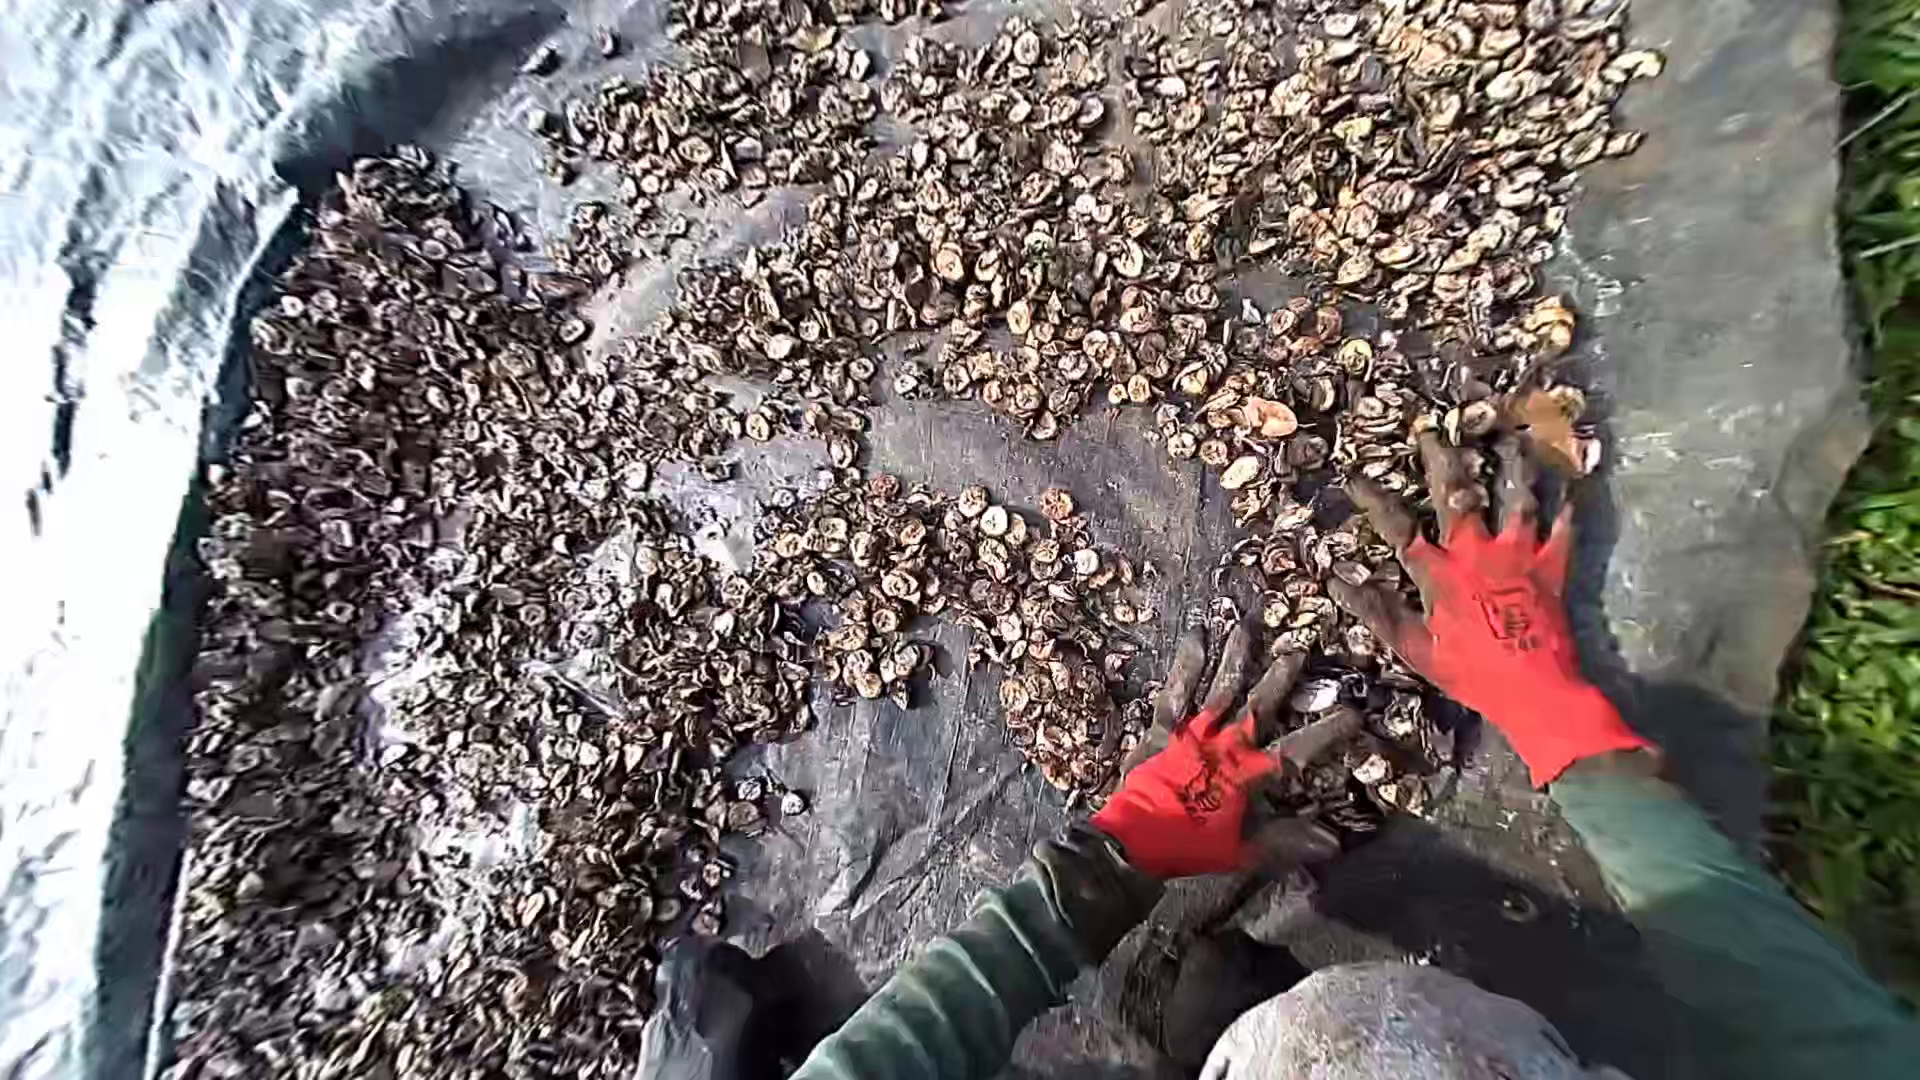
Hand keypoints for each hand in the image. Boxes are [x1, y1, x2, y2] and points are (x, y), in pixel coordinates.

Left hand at [1091, 623, 1360, 878]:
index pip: (1296, 751)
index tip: (1353, 713)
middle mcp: (1223, 744)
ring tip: (1246, 626)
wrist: (1134, 837)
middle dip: (1279, 677)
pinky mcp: (1164, 725)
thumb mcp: (1241, 850)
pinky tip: (1196, 635)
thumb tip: (1334, 840)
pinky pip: (1178, 688)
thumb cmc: (1189, 844)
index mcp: (1246, 776)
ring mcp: (1192, 730)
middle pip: (1258, 704)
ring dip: (1236, 656)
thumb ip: (1285, 841)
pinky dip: (1188, 662)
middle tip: (1298, 648)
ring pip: (1220, 686)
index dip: (1325, 733)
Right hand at [1328, 431, 1649, 785]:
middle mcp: (1477, 554)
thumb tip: (1335, 582)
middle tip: (1433, 433)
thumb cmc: (1467, 669)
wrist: (1538, 691)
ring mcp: (1519, 557)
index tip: (1355, 477)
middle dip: (1442, 462)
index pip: (1397, 527)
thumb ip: (1375, 610)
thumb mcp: (1411, 646)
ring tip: (1506, 439)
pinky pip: (1562, 527)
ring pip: (1515, 500)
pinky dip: (1563, 502)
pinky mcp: (1553, 567)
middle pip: (1457, 497)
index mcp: (1438, 573)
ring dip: (1510, 467)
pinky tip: (1566, 479)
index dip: (1374, 499)